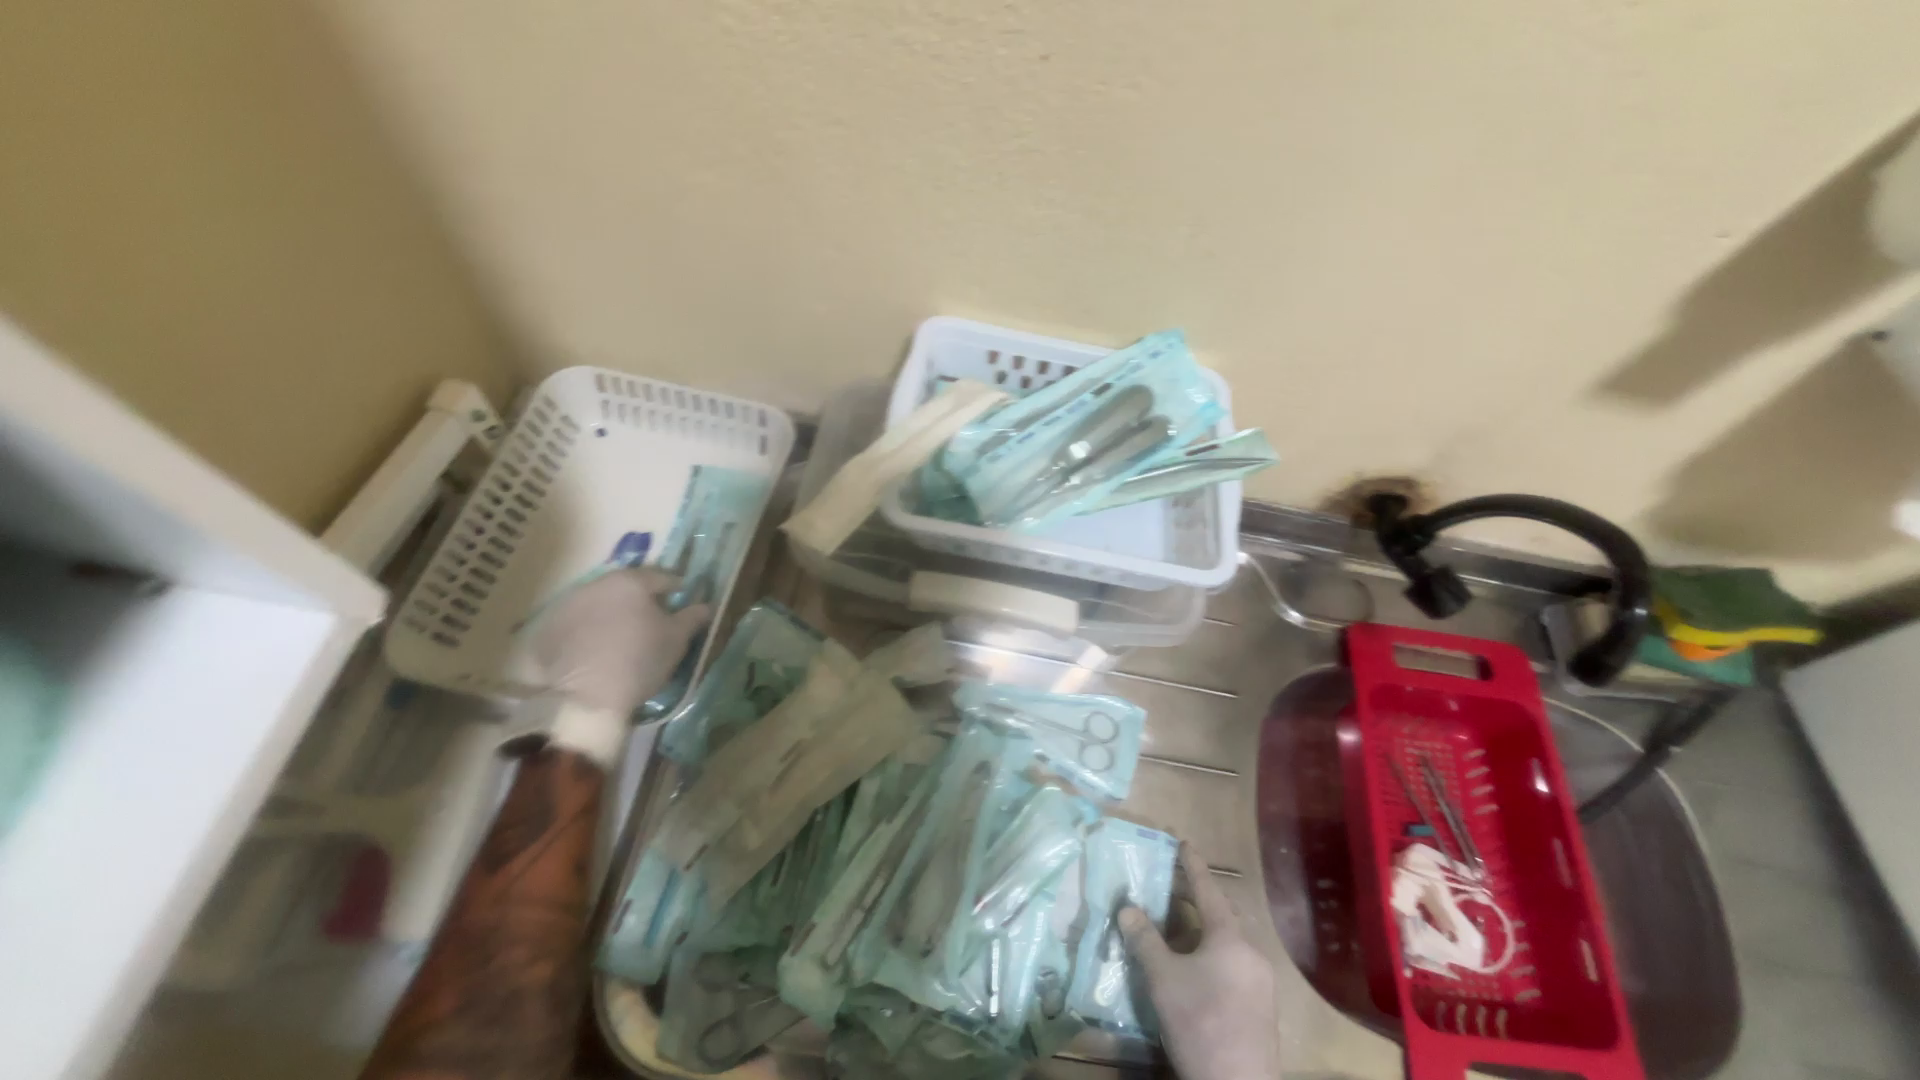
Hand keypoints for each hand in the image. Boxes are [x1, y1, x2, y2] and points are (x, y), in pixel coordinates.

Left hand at [530, 566, 710, 714]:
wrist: (585, 696)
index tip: (682, 605)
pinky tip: (596, 650)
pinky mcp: (548, 628)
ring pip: (600, 603)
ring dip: (613, 613)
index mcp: (632, 581)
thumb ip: (692, 617)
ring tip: (622, 637)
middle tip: (652, 623)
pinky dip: (589, 630)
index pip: (663, 578)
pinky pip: (578, 623)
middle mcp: (597, 583)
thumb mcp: (677, 640)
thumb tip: (705, 605)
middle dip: (641, 601)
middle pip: (628, 587)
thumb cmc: (640, 660)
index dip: (677, 591)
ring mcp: (569, 604)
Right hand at [1119, 848, 1278, 1079]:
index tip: (1184, 843)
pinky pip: (1235, 965)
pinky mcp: (1261, 1008)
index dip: (1193, 867)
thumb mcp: (1163, 979)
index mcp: (1230, 938)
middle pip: (1222, 916)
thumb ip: (1145, 940)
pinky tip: (1195, 971)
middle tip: (1172, 888)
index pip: (1208, 891)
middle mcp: (1251, 953)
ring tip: (1177, 931)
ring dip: (1203, 931)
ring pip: (1229, 943)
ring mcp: (1261, 983)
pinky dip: (1213, 955)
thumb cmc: (1199, 1022)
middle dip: (1197, 900)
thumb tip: (1127, 907)